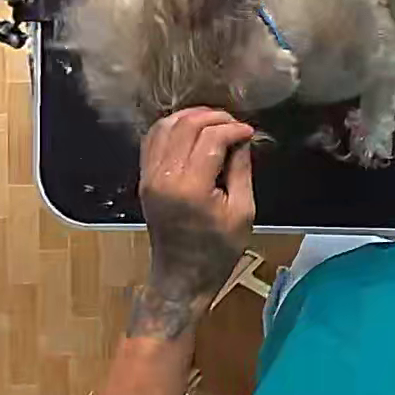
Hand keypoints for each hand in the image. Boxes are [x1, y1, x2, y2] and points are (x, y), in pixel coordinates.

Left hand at [133, 108, 256, 339]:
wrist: (182, 277)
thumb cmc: (218, 250)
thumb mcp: (243, 211)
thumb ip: (241, 169)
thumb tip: (242, 139)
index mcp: (191, 188)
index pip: (211, 138)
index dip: (234, 129)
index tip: (249, 133)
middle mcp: (165, 177)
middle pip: (186, 125)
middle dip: (214, 117)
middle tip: (235, 124)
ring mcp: (149, 177)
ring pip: (165, 127)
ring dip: (191, 117)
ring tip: (215, 122)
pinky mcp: (144, 179)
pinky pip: (153, 140)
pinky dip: (172, 127)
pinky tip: (192, 130)